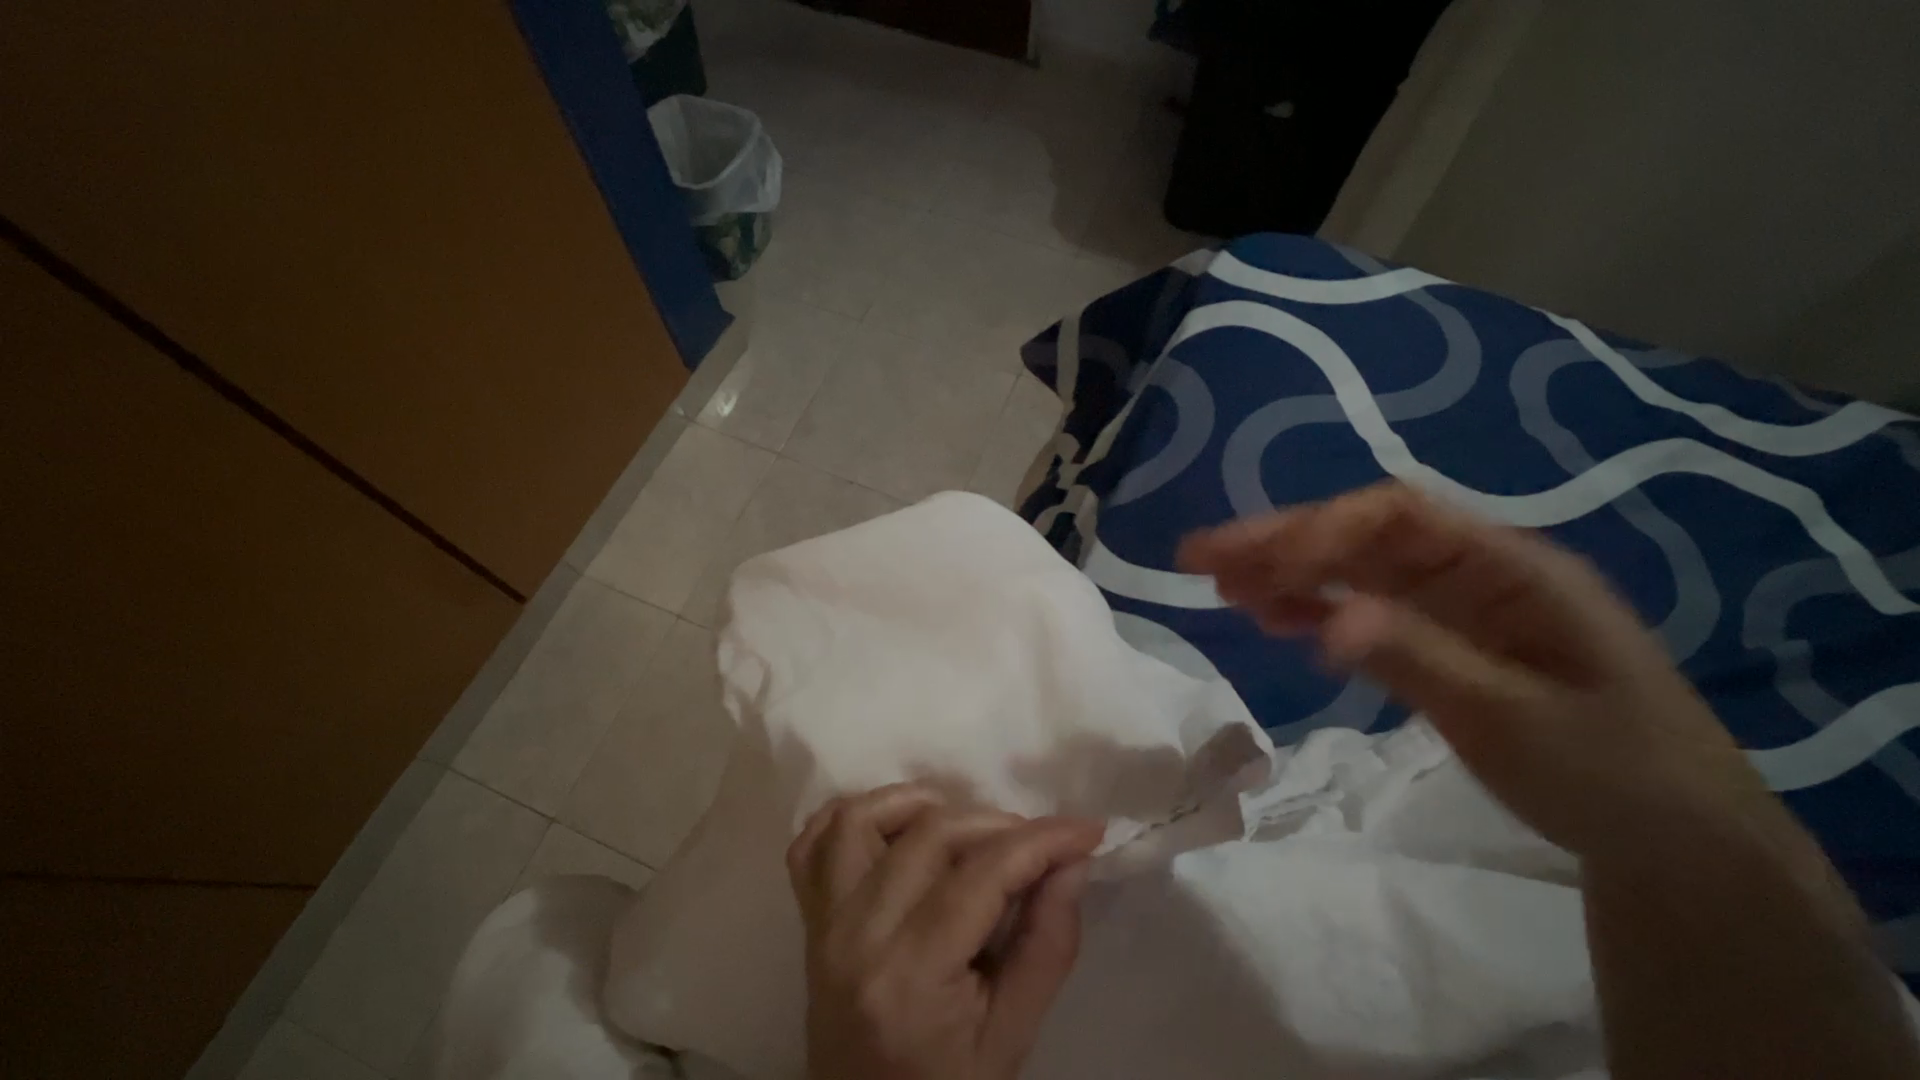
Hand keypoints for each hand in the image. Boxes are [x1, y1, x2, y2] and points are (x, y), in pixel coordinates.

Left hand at [786, 784, 1103, 1079]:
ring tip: (965, 827)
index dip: (1041, 841)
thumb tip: (1071, 860)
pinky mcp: (808, 919)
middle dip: (996, 823)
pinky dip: (854, 816)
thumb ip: (1048, 945)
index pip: (980, 877)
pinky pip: (813, 842)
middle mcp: (855, 937)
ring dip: (919, 805)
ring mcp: (822, 923)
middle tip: (1036, 845)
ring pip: (861, 820)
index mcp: (910, 978)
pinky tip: (896, 827)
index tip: (1086, 830)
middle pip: (927, 836)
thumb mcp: (1013, 1034)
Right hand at [1179, 482, 1777, 858]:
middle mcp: (1478, 574)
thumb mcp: (1516, 720)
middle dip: (1282, 542)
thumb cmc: (1613, 772)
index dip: (1319, 531)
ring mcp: (1460, 611)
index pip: (1396, 519)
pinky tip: (1275, 618)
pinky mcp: (1447, 647)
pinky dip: (1319, 612)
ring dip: (1289, 573)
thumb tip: (1328, 619)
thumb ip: (1421, 661)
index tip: (1254, 564)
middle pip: (1364, 537)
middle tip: (1199, 557)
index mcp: (1509, 567)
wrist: (1675, 839)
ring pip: (1358, 573)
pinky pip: (1370, 615)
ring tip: (1220, 585)